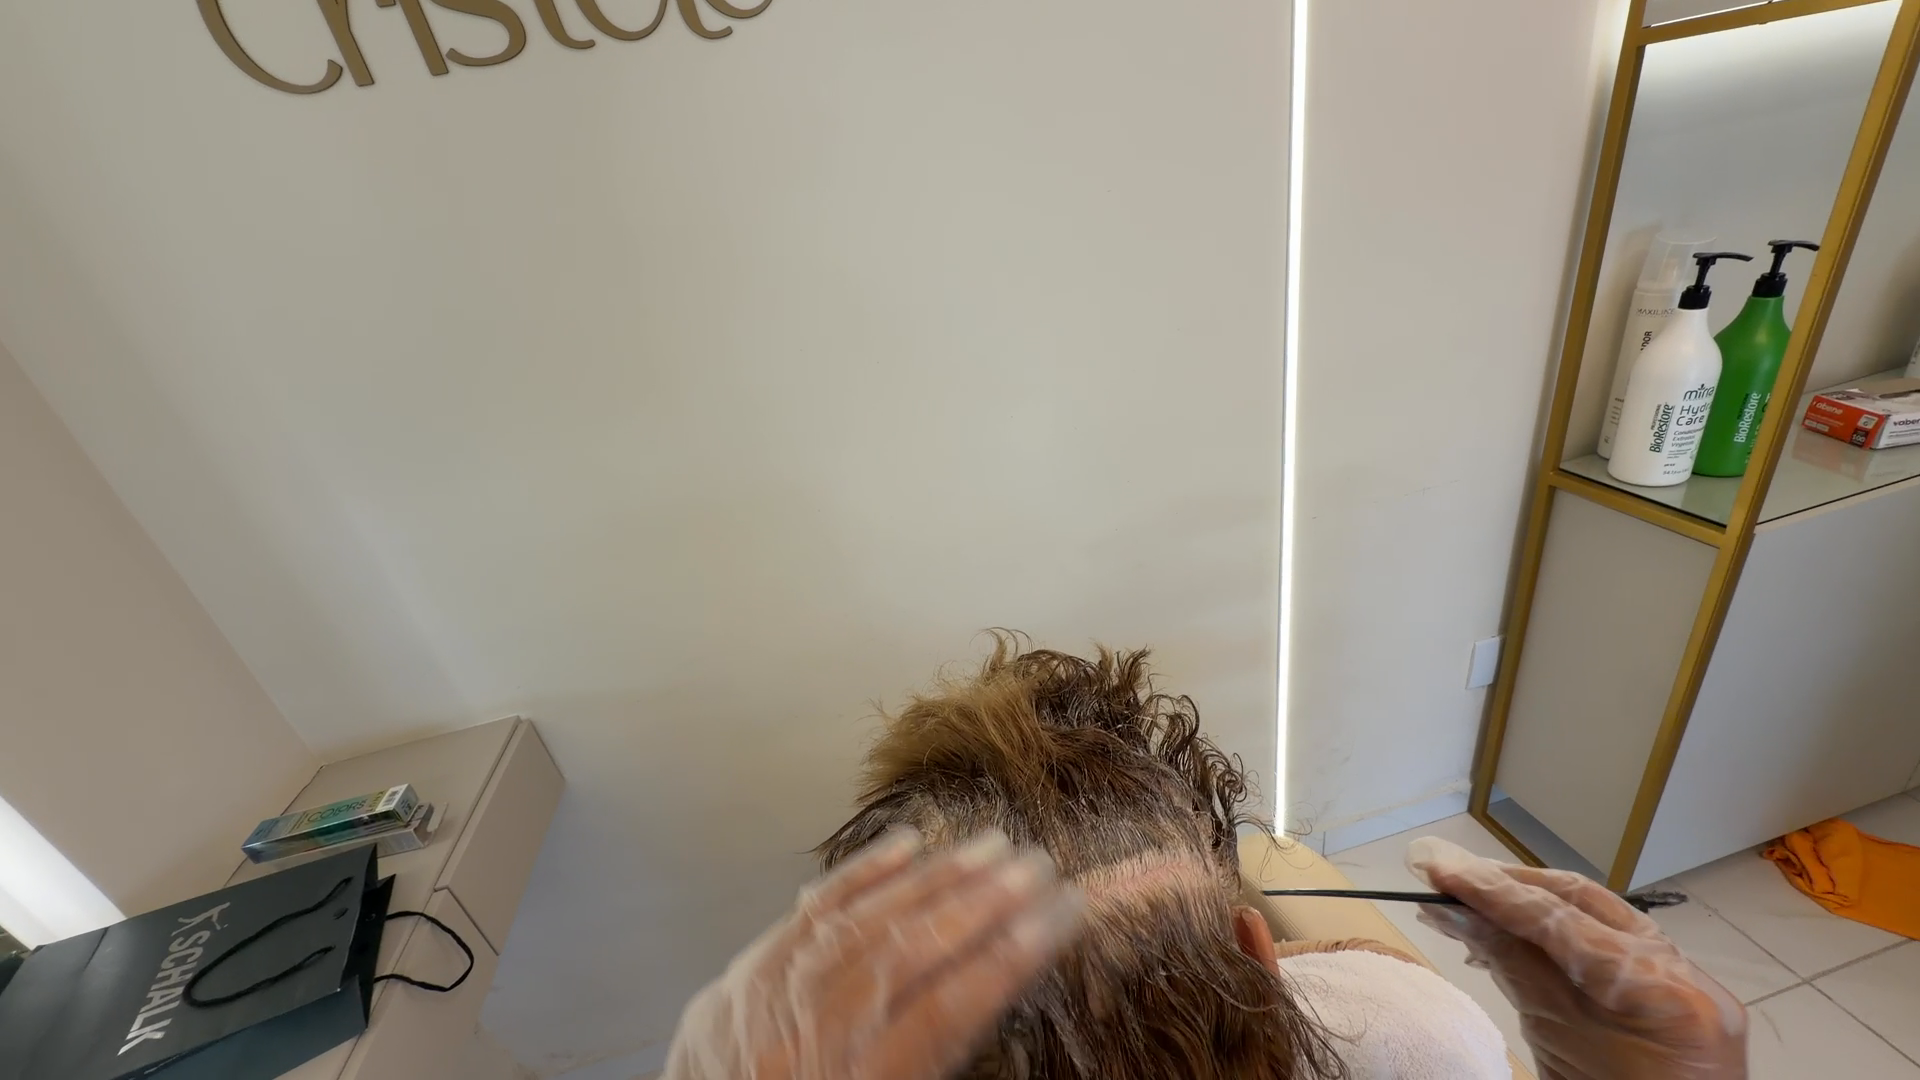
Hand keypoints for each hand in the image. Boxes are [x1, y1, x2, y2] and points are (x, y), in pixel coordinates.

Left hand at [662, 828, 1084, 1079]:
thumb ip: (933, 1058)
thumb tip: (992, 985)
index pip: (948, 1013)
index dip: (1009, 961)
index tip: (1060, 918)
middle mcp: (819, 1031)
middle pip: (912, 954)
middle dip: (982, 905)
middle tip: (1038, 866)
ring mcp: (782, 987)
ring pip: (872, 919)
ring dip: (939, 878)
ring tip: (994, 845)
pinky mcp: (757, 959)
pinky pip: (819, 905)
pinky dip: (868, 870)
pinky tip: (911, 841)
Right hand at [1408, 837, 1746, 1078]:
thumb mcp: (1550, 1032)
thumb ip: (1506, 960)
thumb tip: (1449, 908)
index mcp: (1661, 989)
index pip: (1558, 918)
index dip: (1490, 890)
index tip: (1435, 870)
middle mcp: (1681, 968)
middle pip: (1577, 898)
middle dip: (1507, 882)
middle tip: (1447, 874)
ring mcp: (1681, 973)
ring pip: (1587, 909)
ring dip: (1521, 899)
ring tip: (1464, 897)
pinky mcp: (1666, 981)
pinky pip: (1599, 935)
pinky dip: (1547, 924)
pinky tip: (1503, 926)